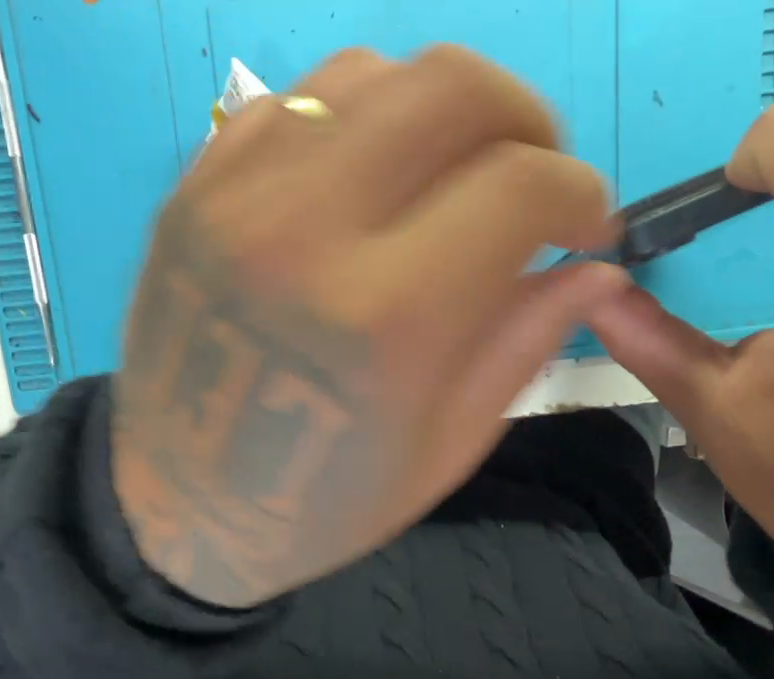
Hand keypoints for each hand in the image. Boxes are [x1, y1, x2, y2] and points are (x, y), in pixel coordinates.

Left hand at [112, 47, 620, 607]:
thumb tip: (595, 266)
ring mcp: (237, 199)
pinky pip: (295, 103)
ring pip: (373, 75)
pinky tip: (365, 186)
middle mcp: (307, 232)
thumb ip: (523, 345)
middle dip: (524, 120)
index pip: (520, 184)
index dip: (580, 192)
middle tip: (530, 179)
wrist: (178, 509)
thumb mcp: (440, 452)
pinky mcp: (193, 192)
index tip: (587, 225)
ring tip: (448, 179)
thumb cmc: (319, 504)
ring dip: (438, 111)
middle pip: (451, 87)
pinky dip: (355, 123)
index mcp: (383, 319)